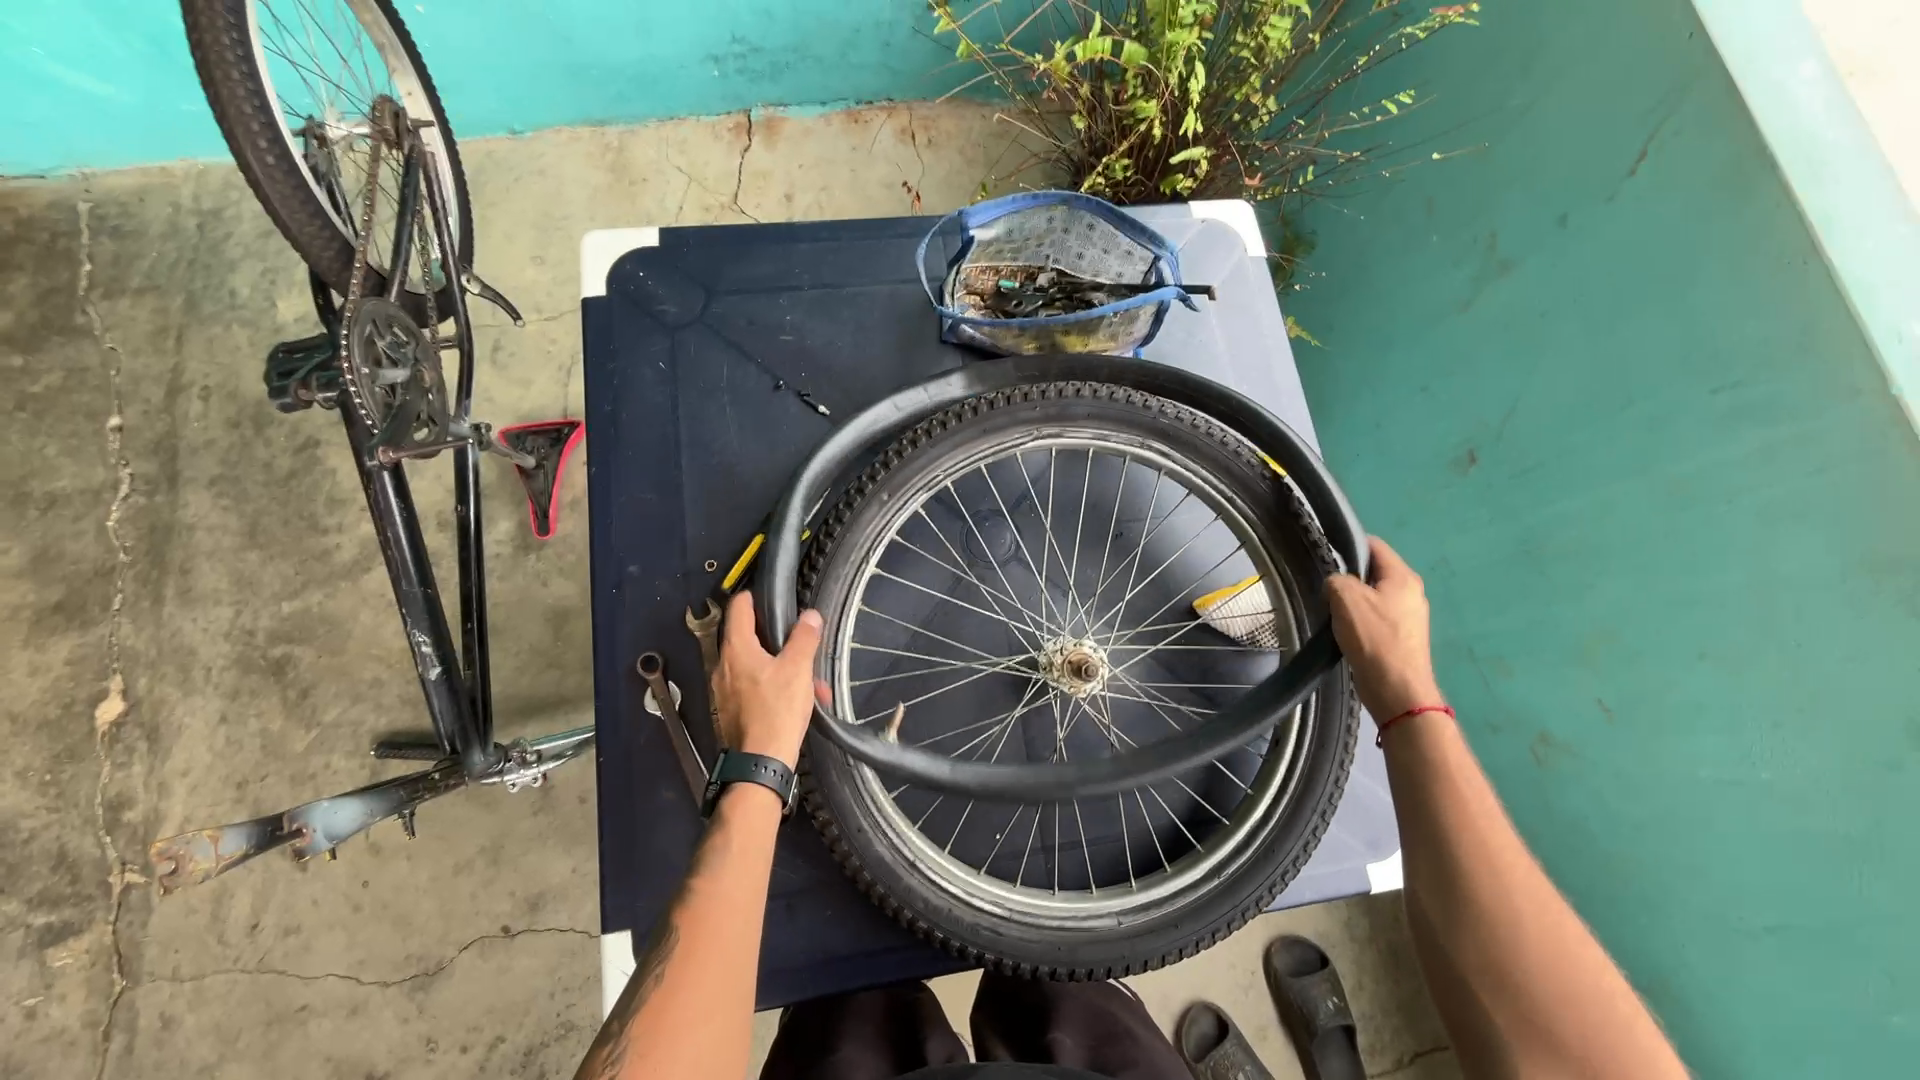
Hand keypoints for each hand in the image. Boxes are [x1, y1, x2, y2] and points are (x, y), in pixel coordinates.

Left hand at [712, 591, 826, 768]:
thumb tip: (810, 615)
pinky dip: (774, 686)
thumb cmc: (778, 710)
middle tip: (800, 643)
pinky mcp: (730, 710)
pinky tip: (798, 701)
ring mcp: (724, 689)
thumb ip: (804, 638)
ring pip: (755, 665)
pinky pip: (753, 687)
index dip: (754, 597)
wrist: (761, 762)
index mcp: (737, 649)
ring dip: (781, 667)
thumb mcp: (798, 669)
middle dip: (778, 640)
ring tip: (810, 682)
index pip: (739, 608)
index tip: (770, 596)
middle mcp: (723, 665)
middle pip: (748, 637)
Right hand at [1326, 536, 1445, 721]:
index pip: (1374, 545)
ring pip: (1372, 596)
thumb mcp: (1346, 598)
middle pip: (1373, 572)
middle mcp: (1410, 592)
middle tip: (1324, 587)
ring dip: (1351, 600)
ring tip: (1330, 610)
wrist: (1397, 689)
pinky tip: (1343, 631)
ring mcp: (1408, 616)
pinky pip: (1375, 617)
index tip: (1324, 554)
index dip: (1348, 544)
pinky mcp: (1401, 637)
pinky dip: (1358, 619)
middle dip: (1347, 576)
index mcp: (1403, 577)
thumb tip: (1336, 584)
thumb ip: (1336, 579)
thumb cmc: (1374, 638)